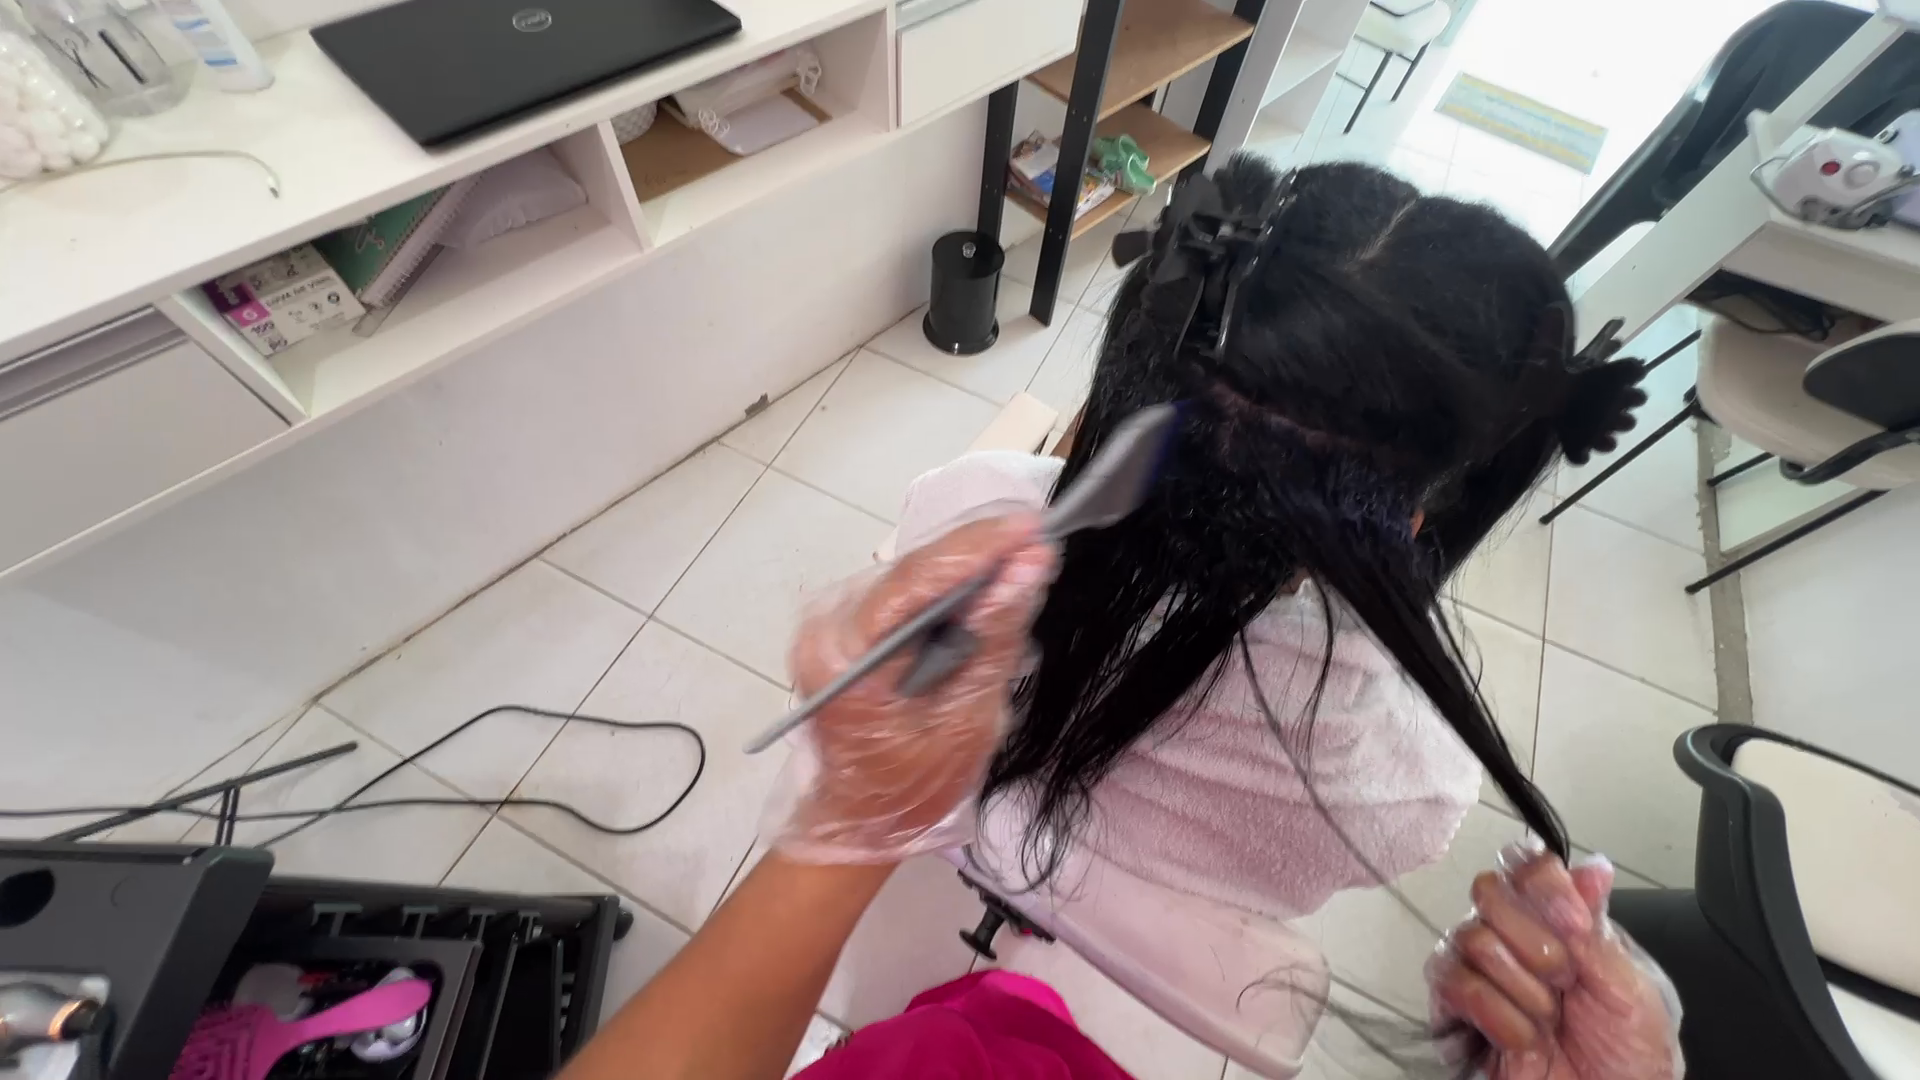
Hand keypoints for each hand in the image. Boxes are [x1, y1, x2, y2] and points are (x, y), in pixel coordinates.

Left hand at [771, 514, 1054, 863]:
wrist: (860, 818)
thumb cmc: (912, 785)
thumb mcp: (966, 716)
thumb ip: (993, 637)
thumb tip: (1030, 565)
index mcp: (843, 655)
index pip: (914, 581)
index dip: (976, 548)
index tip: (1033, 527)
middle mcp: (825, 624)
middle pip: (911, 570)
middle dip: (978, 553)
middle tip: (1038, 541)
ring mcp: (831, 621)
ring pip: (912, 574)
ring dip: (967, 567)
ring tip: (1023, 560)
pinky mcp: (847, 624)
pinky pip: (907, 591)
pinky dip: (949, 587)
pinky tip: (987, 585)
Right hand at [1427, 848, 1682, 1079]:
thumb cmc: (1630, 1059)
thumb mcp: (1636, 995)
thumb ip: (1600, 930)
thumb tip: (1593, 866)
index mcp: (1553, 920)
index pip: (1523, 864)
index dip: (1541, 884)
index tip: (1573, 923)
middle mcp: (1506, 929)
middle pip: (1487, 890)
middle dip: (1535, 943)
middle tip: (1564, 982)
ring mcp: (1472, 960)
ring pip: (1472, 938)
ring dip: (1524, 991)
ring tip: (1547, 1021)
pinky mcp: (1448, 997)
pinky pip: (1453, 980)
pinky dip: (1498, 1015)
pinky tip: (1522, 1036)